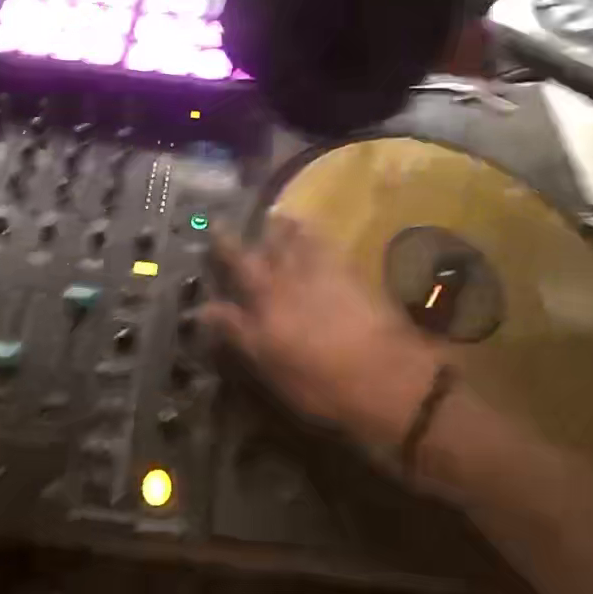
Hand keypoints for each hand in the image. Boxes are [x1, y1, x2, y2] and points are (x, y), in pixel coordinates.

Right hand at [202, 216, 444, 451]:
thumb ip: (236, 330)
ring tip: (281, 217)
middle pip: (271, 243)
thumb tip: (201, 308)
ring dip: (289, 227)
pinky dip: (319, 238)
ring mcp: (327, 274)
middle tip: (256, 213)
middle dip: (257, 228)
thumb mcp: (268, 362)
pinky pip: (330, 248)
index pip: (237, 261)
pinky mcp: (356, 278)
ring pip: (303, 239)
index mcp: (266, 296)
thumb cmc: (320, 380)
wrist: (390, 380)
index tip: (214, 224)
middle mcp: (292, 276)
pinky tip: (318, 238)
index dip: (224, 243)